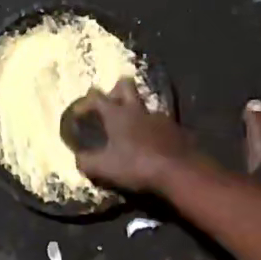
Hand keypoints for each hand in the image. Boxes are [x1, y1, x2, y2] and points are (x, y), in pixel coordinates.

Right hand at [68, 79, 199, 191]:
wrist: (183, 173)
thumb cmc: (137, 166)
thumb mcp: (104, 168)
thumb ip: (86, 162)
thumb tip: (77, 159)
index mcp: (116, 115)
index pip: (96, 97)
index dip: (85, 102)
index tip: (80, 113)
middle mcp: (137, 110)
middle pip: (125, 86)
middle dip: (117, 88)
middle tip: (112, 100)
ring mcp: (160, 118)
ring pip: (145, 106)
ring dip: (137, 112)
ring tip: (133, 129)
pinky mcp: (178, 131)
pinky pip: (162, 124)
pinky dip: (154, 130)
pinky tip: (152, 144)